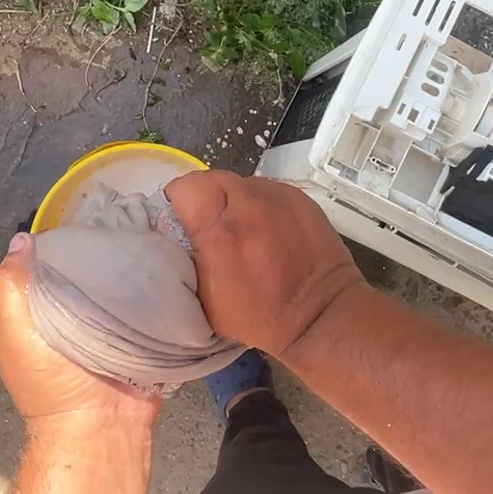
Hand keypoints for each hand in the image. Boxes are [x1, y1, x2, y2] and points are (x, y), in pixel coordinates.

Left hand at [0, 233, 161, 434]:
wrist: (101, 428)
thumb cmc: (51, 383)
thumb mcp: (16, 335)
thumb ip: (12, 289)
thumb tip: (21, 238)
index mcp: (44, 313)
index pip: (53, 266)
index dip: (65, 242)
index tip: (84, 215)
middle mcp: (79, 315)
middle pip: (90, 270)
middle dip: (104, 247)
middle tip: (126, 217)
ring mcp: (115, 323)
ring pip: (122, 282)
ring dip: (134, 261)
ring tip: (152, 227)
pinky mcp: (145, 331)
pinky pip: (152, 300)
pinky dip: (158, 281)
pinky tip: (170, 254)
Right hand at [165, 170, 368, 357]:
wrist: (321, 314)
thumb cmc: (258, 315)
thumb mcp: (205, 298)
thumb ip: (185, 259)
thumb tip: (171, 232)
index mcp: (222, 230)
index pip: (186, 187)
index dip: (178, 202)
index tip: (183, 222)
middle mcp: (250, 203)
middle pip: (210, 178)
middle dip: (203, 199)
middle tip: (208, 227)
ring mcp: (278, 195)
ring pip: (239, 182)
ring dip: (232, 200)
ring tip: (240, 229)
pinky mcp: (299, 196)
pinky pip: (265, 189)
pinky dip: (258, 203)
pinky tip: (265, 228)